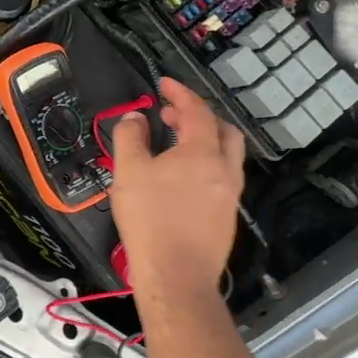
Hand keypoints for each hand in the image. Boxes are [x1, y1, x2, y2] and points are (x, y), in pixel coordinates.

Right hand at [109, 78, 245, 300]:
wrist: (176, 275)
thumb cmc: (150, 217)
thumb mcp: (129, 170)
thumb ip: (130, 137)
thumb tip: (135, 119)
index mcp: (202, 154)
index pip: (198, 112)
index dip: (181, 93)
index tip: (164, 83)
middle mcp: (224, 171)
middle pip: (225, 131)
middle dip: (199, 115)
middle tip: (170, 113)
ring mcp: (229, 195)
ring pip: (226, 155)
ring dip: (204, 139)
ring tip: (173, 141)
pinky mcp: (225, 215)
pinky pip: (221, 175)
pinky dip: (204, 161)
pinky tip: (178, 174)